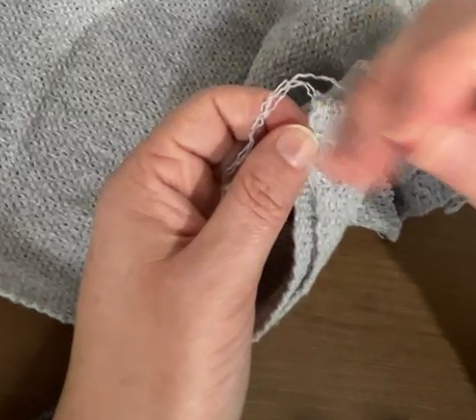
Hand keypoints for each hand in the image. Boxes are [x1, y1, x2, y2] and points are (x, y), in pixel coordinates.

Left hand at [56, 86, 318, 419]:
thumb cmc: (163, 365)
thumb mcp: (216, 278)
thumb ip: (259, 200)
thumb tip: (302, 134)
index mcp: (145, 181)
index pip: (206, 112)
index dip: (259, 110)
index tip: (315, 135)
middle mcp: (157, 194)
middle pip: (221, 140)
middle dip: (273, 144)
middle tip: (329, 168)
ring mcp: (175, 230)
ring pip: (234, 179)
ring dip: (276, 182)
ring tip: (319, 197)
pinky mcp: (194, 264)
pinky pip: (236, 217)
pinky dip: (269, 216)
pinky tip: (296, 227)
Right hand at [325, 0, 475, 418]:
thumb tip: (419, 124)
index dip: (454, 56)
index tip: (395, 123)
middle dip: (413, 69)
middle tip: (360, 145)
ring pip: (463, 40)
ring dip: (400, 85)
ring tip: (359, 153)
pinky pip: (462, 83)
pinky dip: (411, 107)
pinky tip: (383, 145)